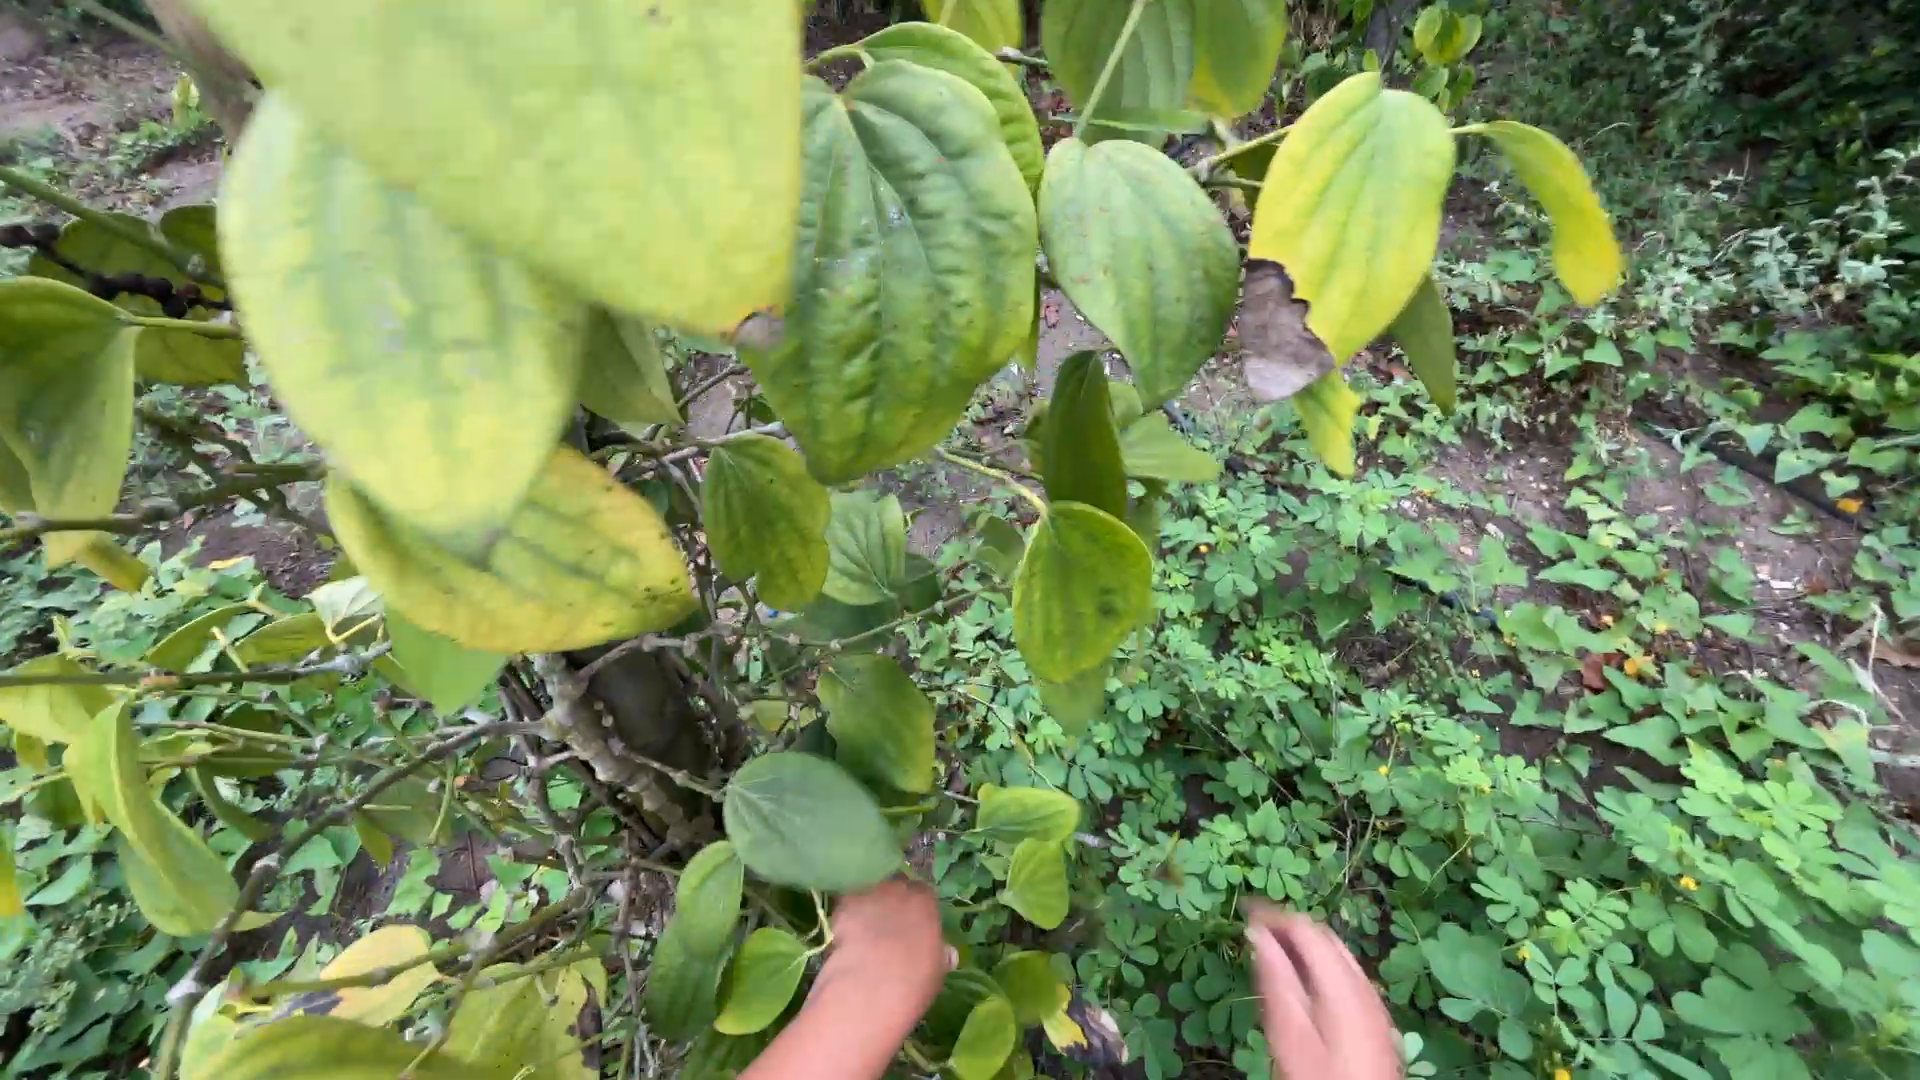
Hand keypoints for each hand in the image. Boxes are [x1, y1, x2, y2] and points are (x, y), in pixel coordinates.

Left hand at [811, 878, 952, 1019]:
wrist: (868, 990)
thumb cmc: (911, 984)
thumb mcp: (936, 973)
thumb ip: (941, 955)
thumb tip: (947, 952)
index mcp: (925, 903)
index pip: (924, 893)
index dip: (918, 908)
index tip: (915, 924)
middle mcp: (897, 890)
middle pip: (896, 888)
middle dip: (893, 902)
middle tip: (890, 927)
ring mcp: (869, 895)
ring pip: (870, 895)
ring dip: (870, 908)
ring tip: (865, 934)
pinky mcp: (843, 906)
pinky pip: (847, 907)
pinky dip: (847, 918)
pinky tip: (846, 939)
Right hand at [1246, 906, 1401, 1079]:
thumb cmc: (1318, 1079)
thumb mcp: (1289, 1033)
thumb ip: (1275, 979)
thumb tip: (1256, 932)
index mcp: (1342, 985)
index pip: (1306, 929)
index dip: (1273, 915)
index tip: (1244, 913)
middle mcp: (1364, 986)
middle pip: (1325, 936)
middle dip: (1289, 926)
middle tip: (1256, 931)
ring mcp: (1373, 1004)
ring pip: (1338, 953)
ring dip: (1306, 944)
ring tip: (1273, 950)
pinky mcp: (1375, 1020)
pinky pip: (1347, 973)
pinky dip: (1321, 963)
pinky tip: (1303, 979)